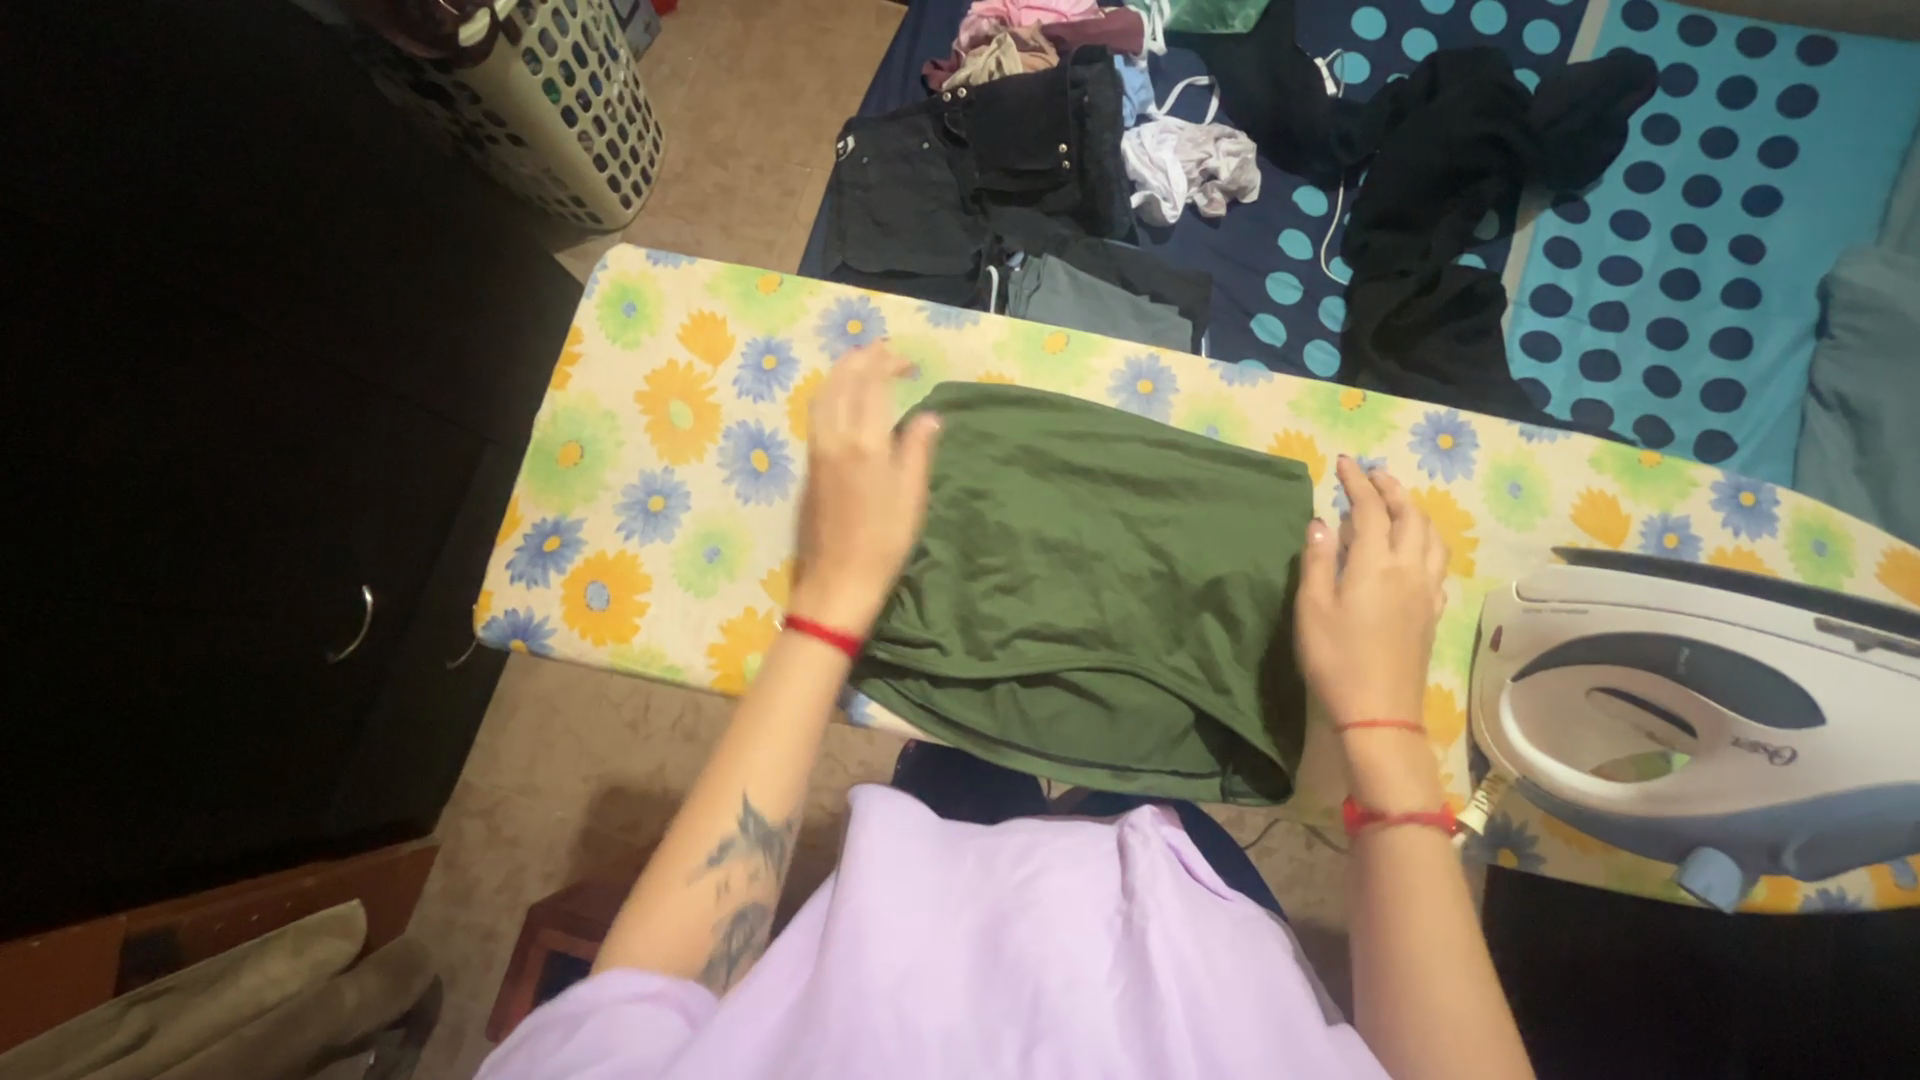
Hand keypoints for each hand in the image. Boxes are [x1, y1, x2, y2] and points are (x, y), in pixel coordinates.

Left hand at [787, 344, 941, 636]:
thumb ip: (918, 450)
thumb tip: (928, 416)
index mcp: (865, 443)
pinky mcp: (808, 468)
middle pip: (840, 382)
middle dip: (860, 359)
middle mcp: (834, 439)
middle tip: (882, 352)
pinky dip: (830, 395)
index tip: (906, 361)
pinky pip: (816, 416)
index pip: (871, 384)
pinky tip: (844, 402)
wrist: (837, 582)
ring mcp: (816, 453)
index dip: (886, 363)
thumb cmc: (884, 543)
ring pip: (822, 397)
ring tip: (861, 367)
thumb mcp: (912, 497)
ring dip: (840, 373)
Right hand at [1296, 457, 1449, 809]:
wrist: (1377, 711)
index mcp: (1375, 563)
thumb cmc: (1334, 658)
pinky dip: (1426, 543)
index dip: (1356, 482)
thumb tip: (1320, 521)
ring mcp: (1426, 591)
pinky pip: (1438, 564)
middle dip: (1391, 489)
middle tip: (1371, 474)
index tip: (1343, 463)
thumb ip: (1318, 560)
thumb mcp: (1312, 607)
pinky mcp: (1432, 613)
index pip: (1370, 509)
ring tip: (1396, 504)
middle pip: (1410, 516)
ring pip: (1432, 537)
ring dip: (1415, 512)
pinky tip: (1414, 552)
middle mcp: (1409, 569)